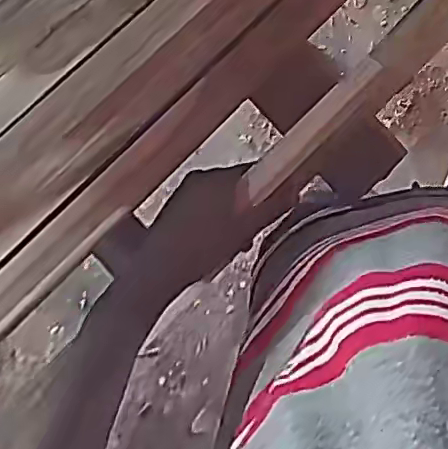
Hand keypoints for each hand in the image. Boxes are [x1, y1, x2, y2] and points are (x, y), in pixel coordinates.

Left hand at [129, 163, 292, 301]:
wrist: (152, 278)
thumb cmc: (200, 250)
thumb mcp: (245, 228)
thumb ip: (273, 205)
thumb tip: (295, 188)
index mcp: (214, 177)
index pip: (254, 170)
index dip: (273, 184)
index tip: (286, 199)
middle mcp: (197, 180)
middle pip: (238, 185)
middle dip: (253, 205)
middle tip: (261, 228)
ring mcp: (182, 198)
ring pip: (222, 201)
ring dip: (236, 219)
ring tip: (240, 244)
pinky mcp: (172, 217)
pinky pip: (206, 213)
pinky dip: (218, 227)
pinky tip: (218, 250)